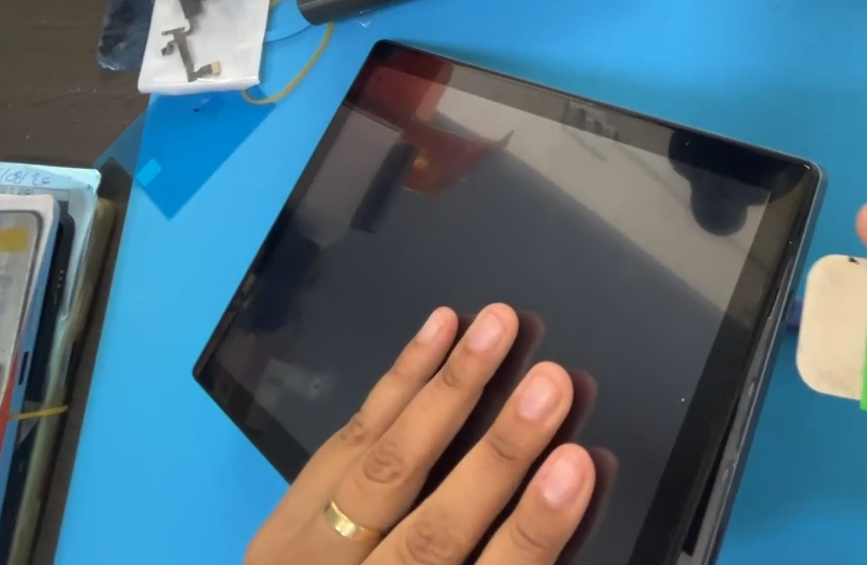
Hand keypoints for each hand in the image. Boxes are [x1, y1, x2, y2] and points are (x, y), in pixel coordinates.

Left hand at [246, 304, 596, 564]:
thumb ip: (499, 564)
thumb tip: (565, 485)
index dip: (533, 530)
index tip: (581, 462)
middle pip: (432, 535)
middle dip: (498, 453)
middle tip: (553, 381)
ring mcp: (307, 564)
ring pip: (384, 470)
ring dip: (449, 390)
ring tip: (499, 326)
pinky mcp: (286, 521)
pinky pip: (348, 442)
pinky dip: (400, 380)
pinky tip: (439, 326)